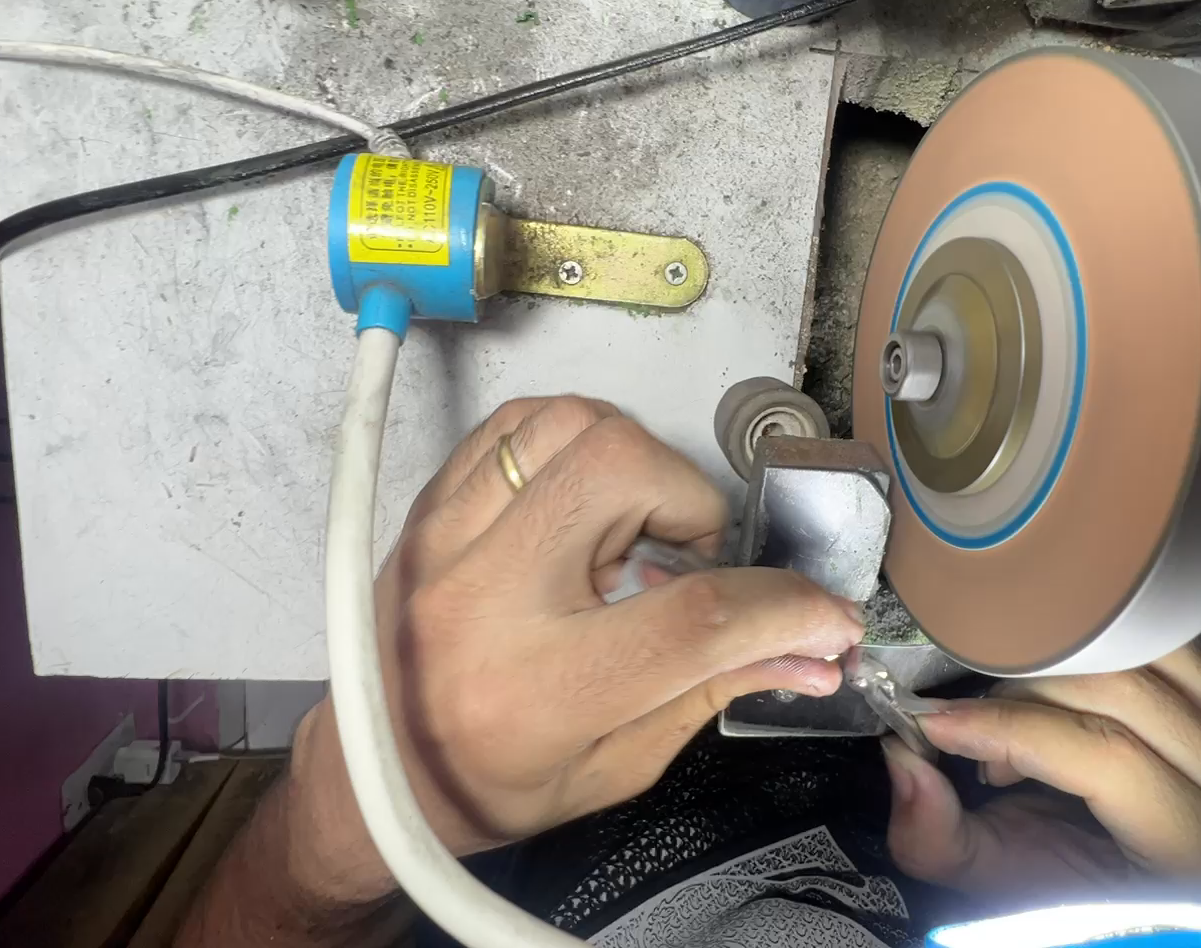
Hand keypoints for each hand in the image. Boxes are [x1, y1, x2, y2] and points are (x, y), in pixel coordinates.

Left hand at [283, 397, 865, 904]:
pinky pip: (520, 419)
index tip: (825, 613)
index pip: (690, 620)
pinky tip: (581, 494)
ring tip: (628, 522)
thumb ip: (716, 691)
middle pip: (620, 470)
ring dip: (632, 460)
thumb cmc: (497, 780)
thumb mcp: (616, 765)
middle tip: (682, 554)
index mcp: (538, 688)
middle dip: (687, 499)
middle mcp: (485, 592)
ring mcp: (447, 532)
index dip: (781, 606)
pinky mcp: (432, 499)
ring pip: (571, 422)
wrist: (375, 767)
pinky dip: (574, 439)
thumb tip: (812, 648)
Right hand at [882, 646, 1200, 913]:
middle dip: (1021, 695)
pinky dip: (1094, 647)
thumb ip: (941, 839)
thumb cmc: (1079, 897)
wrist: (1153, 892)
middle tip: (975, 730)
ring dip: (1055, 666)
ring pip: (1140, 653)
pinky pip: (1162, 643)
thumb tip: (903, 756)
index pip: (1106, 757)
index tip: (934, 721)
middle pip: (1121, 692)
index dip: (1007, 727)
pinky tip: (1058, 684)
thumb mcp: (1001, 885)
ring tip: (1019, 710)